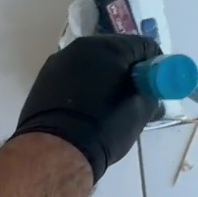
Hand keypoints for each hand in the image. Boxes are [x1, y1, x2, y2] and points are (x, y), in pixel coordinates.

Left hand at [13, 34, 162, 180]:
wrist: (57, 151)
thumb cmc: (105, 128)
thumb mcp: (140, 112)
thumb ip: (150, 91)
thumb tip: (148, 88)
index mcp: (110, 46)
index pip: (144, 46)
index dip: (154, 66)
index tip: (155, 86)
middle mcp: (81, 45)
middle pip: (114, 53)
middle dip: (126, 72)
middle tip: (131, 98)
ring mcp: (58, 61)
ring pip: (90, 65)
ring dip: (102, 79)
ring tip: (104, 107)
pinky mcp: (43, 80)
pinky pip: (71, 78)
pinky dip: (81, 88)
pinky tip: (84, 111)